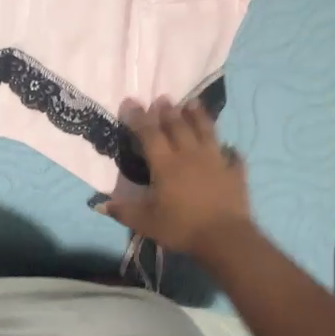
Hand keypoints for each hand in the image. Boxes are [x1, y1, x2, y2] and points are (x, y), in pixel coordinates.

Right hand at [98, 98, 252, 253]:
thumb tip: (99, 205)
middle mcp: (190, 155)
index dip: (139, 117)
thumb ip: (123, 211)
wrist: (224, 237)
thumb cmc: (181, 227)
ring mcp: (216, 161)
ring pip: (206, 132)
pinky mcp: (234, 173)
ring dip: (198, 117)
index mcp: (166, 164)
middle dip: (168, 111)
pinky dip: (229, 151)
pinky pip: (232, 157)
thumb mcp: (145, 222)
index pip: (149, 134)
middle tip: (162, 98)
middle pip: (178, 126)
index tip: (131, 102)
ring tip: (193, 104)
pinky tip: (230, 148)